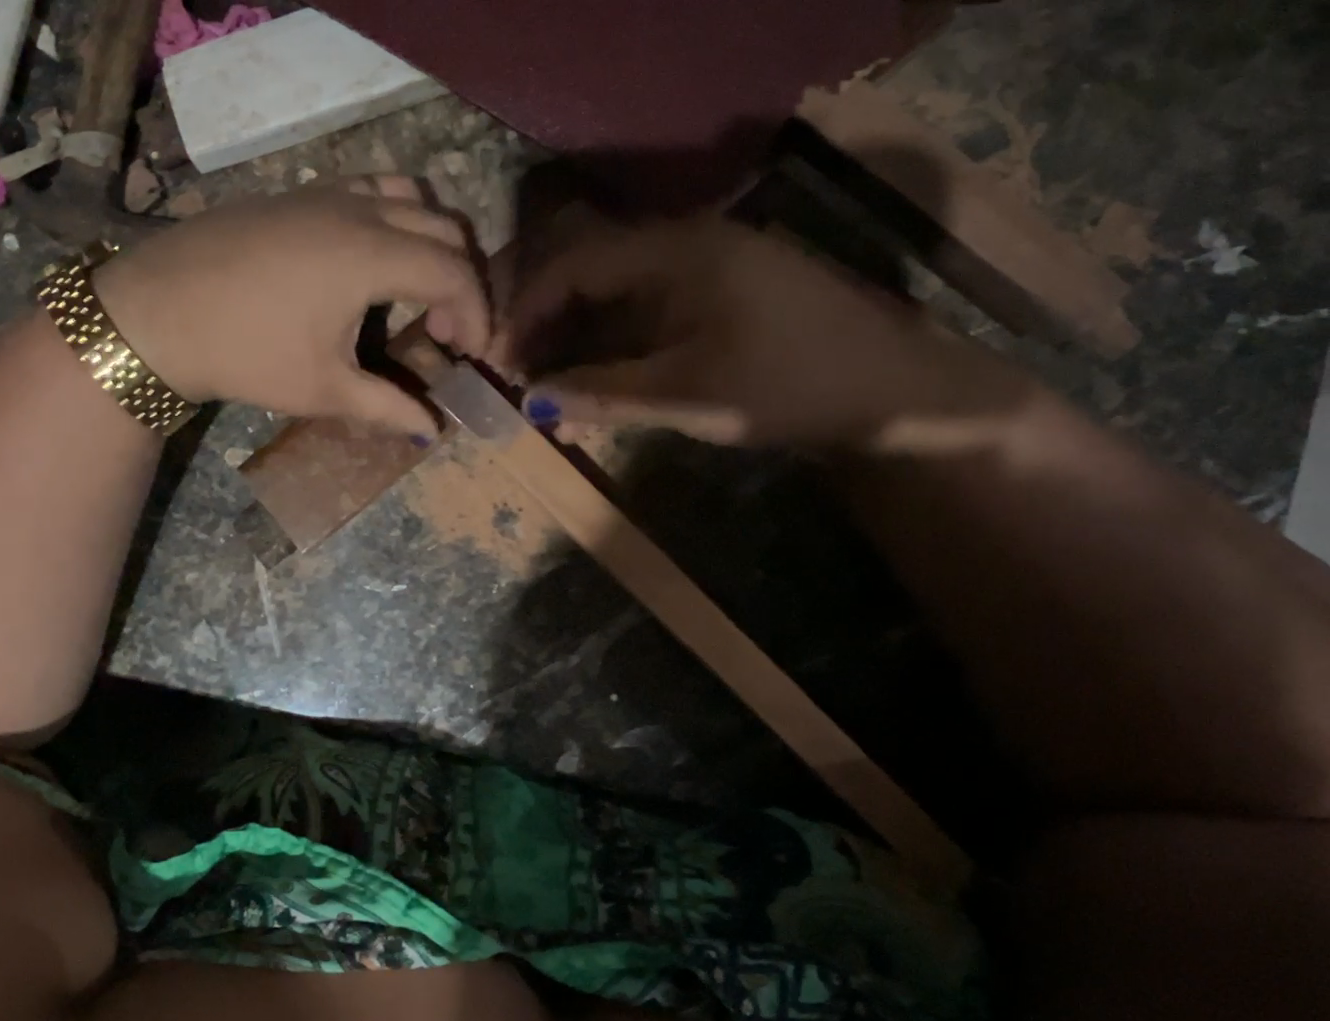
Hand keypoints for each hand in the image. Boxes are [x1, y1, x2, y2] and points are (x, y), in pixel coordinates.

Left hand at [90, 176, 488, 437]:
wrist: (156, 312)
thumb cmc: (245, 352)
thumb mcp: (322, 388)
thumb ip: (387, 406)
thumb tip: (433, 430)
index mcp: (372, 255)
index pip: (455, 272)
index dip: (478, 314)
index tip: (473, 355)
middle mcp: (360, 211)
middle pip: (445, 228)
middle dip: (463, 278)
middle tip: (450, 330)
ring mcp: (326, 193)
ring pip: (411, 197)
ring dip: (433, 239)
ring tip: (422, 288)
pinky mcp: (298, 193)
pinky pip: (371, 189)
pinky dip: (395, 217)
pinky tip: (373, 259)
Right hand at [489, 213, 1030, 452]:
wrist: (901, 396)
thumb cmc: (790, 388)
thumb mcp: (686, 397)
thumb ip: (602, 393)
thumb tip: (530, 400)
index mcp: (681, 250)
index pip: (575, 265)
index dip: (526, 312)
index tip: (497, 362)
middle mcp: (692, 242)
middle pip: (593, 270)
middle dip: (547, 324)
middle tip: (519, 376)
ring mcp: (714, 264)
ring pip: (620, 291)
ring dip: (580, 335)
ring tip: (552, 385)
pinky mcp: (729, 291)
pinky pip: (652, 306)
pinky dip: (617, 340)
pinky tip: (602, 377)